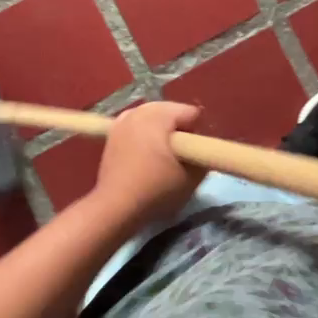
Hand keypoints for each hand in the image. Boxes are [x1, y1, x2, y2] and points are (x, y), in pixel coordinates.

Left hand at [91, 101, 204, 224]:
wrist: (116, 207)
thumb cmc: (157, 189)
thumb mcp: (192, 177)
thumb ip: (204, 157)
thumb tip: (201, 150)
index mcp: (160, 114)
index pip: (192, 113)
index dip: (198, 133)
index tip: (195, 154)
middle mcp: (140, 110)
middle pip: (171, 112)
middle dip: (179, 130)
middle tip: (181, 156)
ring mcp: (123, 119)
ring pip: (153, 117)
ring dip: (161, 131)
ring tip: (163, 157)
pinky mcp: (112, 132)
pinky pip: (137, 126)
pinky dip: (144, 135)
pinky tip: (146, 154)